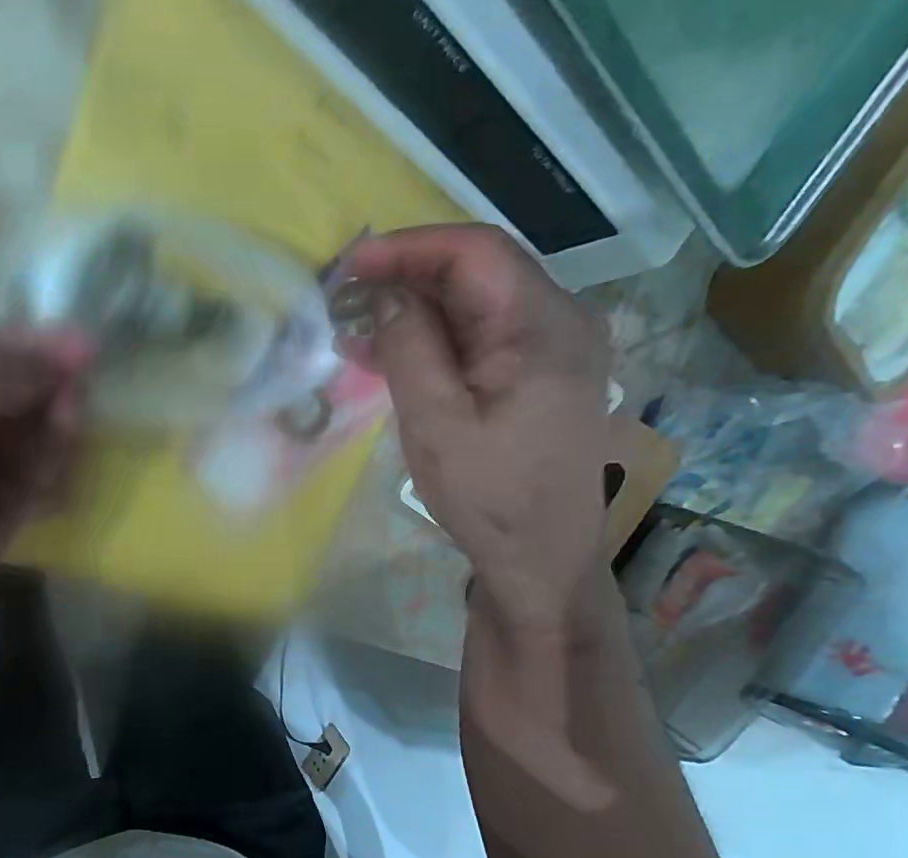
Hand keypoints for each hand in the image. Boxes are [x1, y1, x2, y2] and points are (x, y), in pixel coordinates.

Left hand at [0, 326, 90, 664]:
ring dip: (55, 440)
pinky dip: (53, 477)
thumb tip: (55, 352)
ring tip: (50, 469)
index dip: (39, 344)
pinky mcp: (3, 507)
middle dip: (51, 394)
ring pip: (37, 431)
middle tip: (72, 418)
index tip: (91, 352)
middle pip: (20, 385)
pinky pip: (40, 474)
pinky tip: (51, 496)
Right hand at [342, 225, 612, 630]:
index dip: (408, 249)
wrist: (543, 559)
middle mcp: (562, 320)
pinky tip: (390, 354)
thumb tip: (386, 292)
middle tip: (344, 299)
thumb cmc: (491, 498)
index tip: (350, 265)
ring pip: (476, 303)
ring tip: (354, 330)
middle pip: (478, 272)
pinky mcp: (541, 371)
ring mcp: (556, 346)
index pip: (475, 252)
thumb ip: (410, 349)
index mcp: (546, 326)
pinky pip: (482, 336)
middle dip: (407, 279)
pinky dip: (436, 339)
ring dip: (416, 311)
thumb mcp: (437, 425)